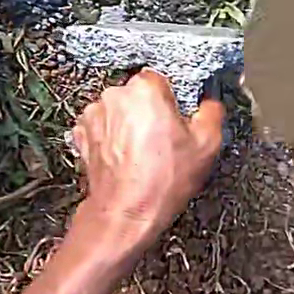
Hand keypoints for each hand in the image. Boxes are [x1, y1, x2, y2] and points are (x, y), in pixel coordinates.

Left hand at [71, 70, 224, 252]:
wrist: (125, 212)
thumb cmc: (162, 180)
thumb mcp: (207, 145)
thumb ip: (212, 112)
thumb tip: (210, 103)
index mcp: (145, 89)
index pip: (162, 81)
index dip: (172, 102)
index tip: (177, 122)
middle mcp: (115, 96)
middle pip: (138, 96)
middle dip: (149, 114)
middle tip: (162, 142)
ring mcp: (94, 115)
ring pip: (119, 111)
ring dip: (129, 126)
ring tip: (142, 155)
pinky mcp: (82, 135)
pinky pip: (102, 128)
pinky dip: (112, 139)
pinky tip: (126, 160)